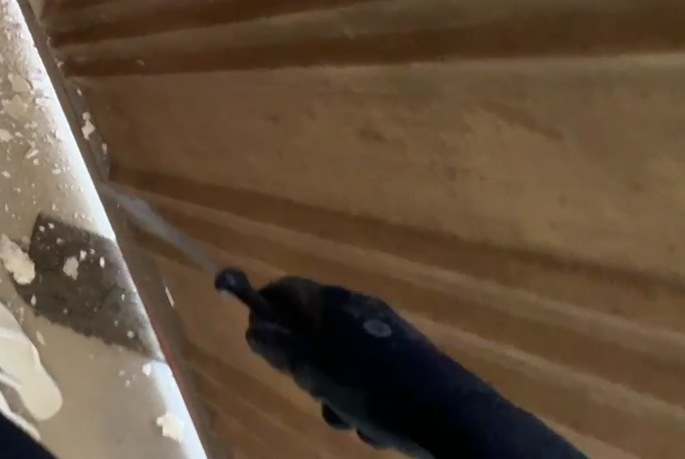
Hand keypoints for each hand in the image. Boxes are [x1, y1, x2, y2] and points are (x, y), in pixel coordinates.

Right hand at [242, 277, 448, 455]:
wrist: (459, 422)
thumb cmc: (371, 388)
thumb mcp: (310, 370)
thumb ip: (275, 346)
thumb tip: (254, 329)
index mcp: (330, 300)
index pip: (282, 289)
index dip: (263, 308)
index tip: (260, 338)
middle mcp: (358, 307)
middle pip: (313, 327)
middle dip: (305, 361)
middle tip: (306, 387)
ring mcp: (390, 333)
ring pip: (343, 355)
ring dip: (335, 385)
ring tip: (344, 418)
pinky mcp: (416, 361)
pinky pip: (373, 371)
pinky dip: (365, 393)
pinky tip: (372, 424)